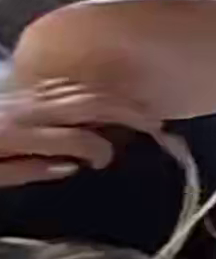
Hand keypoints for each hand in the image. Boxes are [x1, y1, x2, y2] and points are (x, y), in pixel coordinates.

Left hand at [0, 81, 155, 186]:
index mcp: (15, 134)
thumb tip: (72, 166)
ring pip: (85, 92)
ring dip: (119, 101)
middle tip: (156, 127)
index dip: (100, 152)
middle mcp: (25, 111)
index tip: (104, 164)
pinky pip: (65, 87)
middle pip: (94, 105)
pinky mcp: (17, 94)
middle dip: (131, 114)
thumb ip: (23, 171)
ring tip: (140, 112)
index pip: (79, 140)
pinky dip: (92, 92)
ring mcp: (22, 99)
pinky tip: (103, 101)